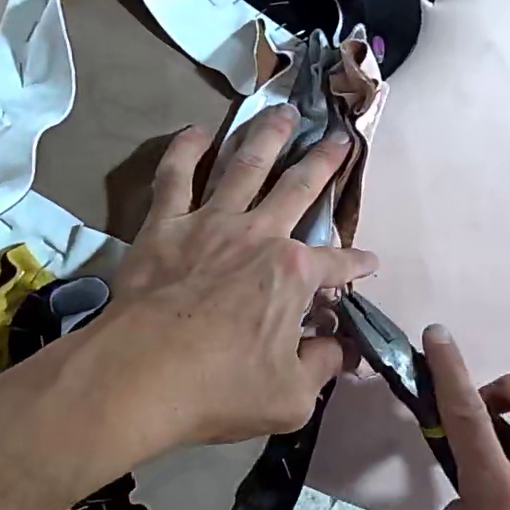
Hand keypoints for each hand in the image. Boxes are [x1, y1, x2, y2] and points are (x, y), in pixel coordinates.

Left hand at [62, 105, 376, 455]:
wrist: (138, 376)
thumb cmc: (221, 388)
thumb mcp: (291, 396)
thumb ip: (322, 365)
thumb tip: (343, 350)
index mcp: (294, 273)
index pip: (340, 264)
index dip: (359, 264)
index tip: (370, 263)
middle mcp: (259, 234)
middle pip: (300, 188)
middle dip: (326, 162)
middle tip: (341, 138)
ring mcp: (210, 223)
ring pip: (246, 165)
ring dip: (269, 136)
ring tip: (285, 113)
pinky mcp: (165, 224)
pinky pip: (176, 177)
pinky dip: (186, 150)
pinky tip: (197, 130)